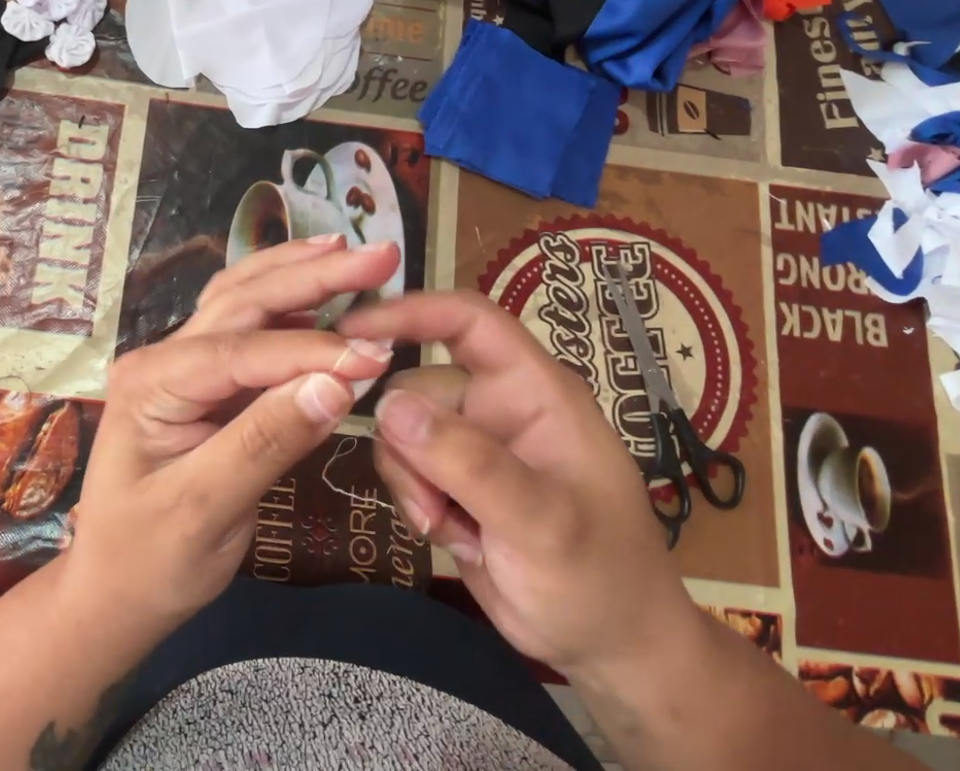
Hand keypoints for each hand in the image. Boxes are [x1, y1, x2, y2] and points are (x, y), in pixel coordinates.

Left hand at [62, 236, 401, 628]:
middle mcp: (164, 358)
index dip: (314, 349)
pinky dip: (291, 307)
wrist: (115, 592)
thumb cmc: (149, 559)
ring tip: (350, 253)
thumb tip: (338, 383)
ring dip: (299, 274)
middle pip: (244, 300)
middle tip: (380, 256)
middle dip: (313, 275)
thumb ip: (267, 441)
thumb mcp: (205, 509)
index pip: (243, 350)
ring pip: (244, 301)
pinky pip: (250, 331)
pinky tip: (324, 296)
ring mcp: (183, 367)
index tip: (379, 353)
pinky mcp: (205, 383)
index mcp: (153, 382)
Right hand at [340, 291, 704, 676]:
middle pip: (418, 385)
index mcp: (534, 390)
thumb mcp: (541, 521)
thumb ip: (467, 461)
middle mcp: (498, 405)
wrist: (608, 648)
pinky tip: (455, 538)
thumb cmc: (599, 575)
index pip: (468, 322)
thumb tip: (388, 406)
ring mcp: (474, 444)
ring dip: (412, 482)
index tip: (351, 330)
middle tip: (431, 505)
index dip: (411, 312)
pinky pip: (404, 468)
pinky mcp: (453, 481)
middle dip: (410, 445)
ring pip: (401, 430)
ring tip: (450, 529)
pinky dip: (415, 503)